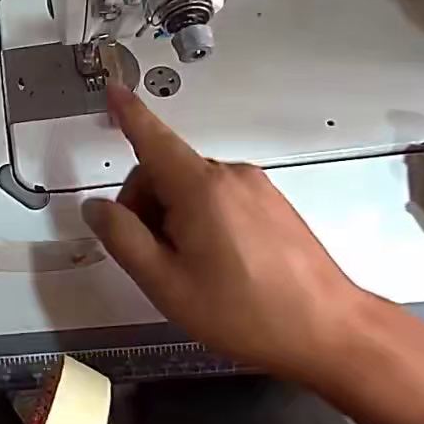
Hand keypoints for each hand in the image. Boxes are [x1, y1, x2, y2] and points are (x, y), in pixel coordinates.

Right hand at [80, 85, 410, 384]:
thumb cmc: (251, 312)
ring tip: (187, 267)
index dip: (127, 113)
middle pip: (164, 171)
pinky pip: (217, 196)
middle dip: (144, 206)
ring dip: (172, 217)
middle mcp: (231, 177)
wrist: (327, 331)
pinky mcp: (270, 202)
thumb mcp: (165, 282)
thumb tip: (97, 210)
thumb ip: (122, 238)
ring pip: (190, 186)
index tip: (114, 91)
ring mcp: (255, 188)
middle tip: (151, 255)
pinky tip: (211, 262)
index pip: (152, 139)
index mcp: (202, 189)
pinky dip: (199, 219)